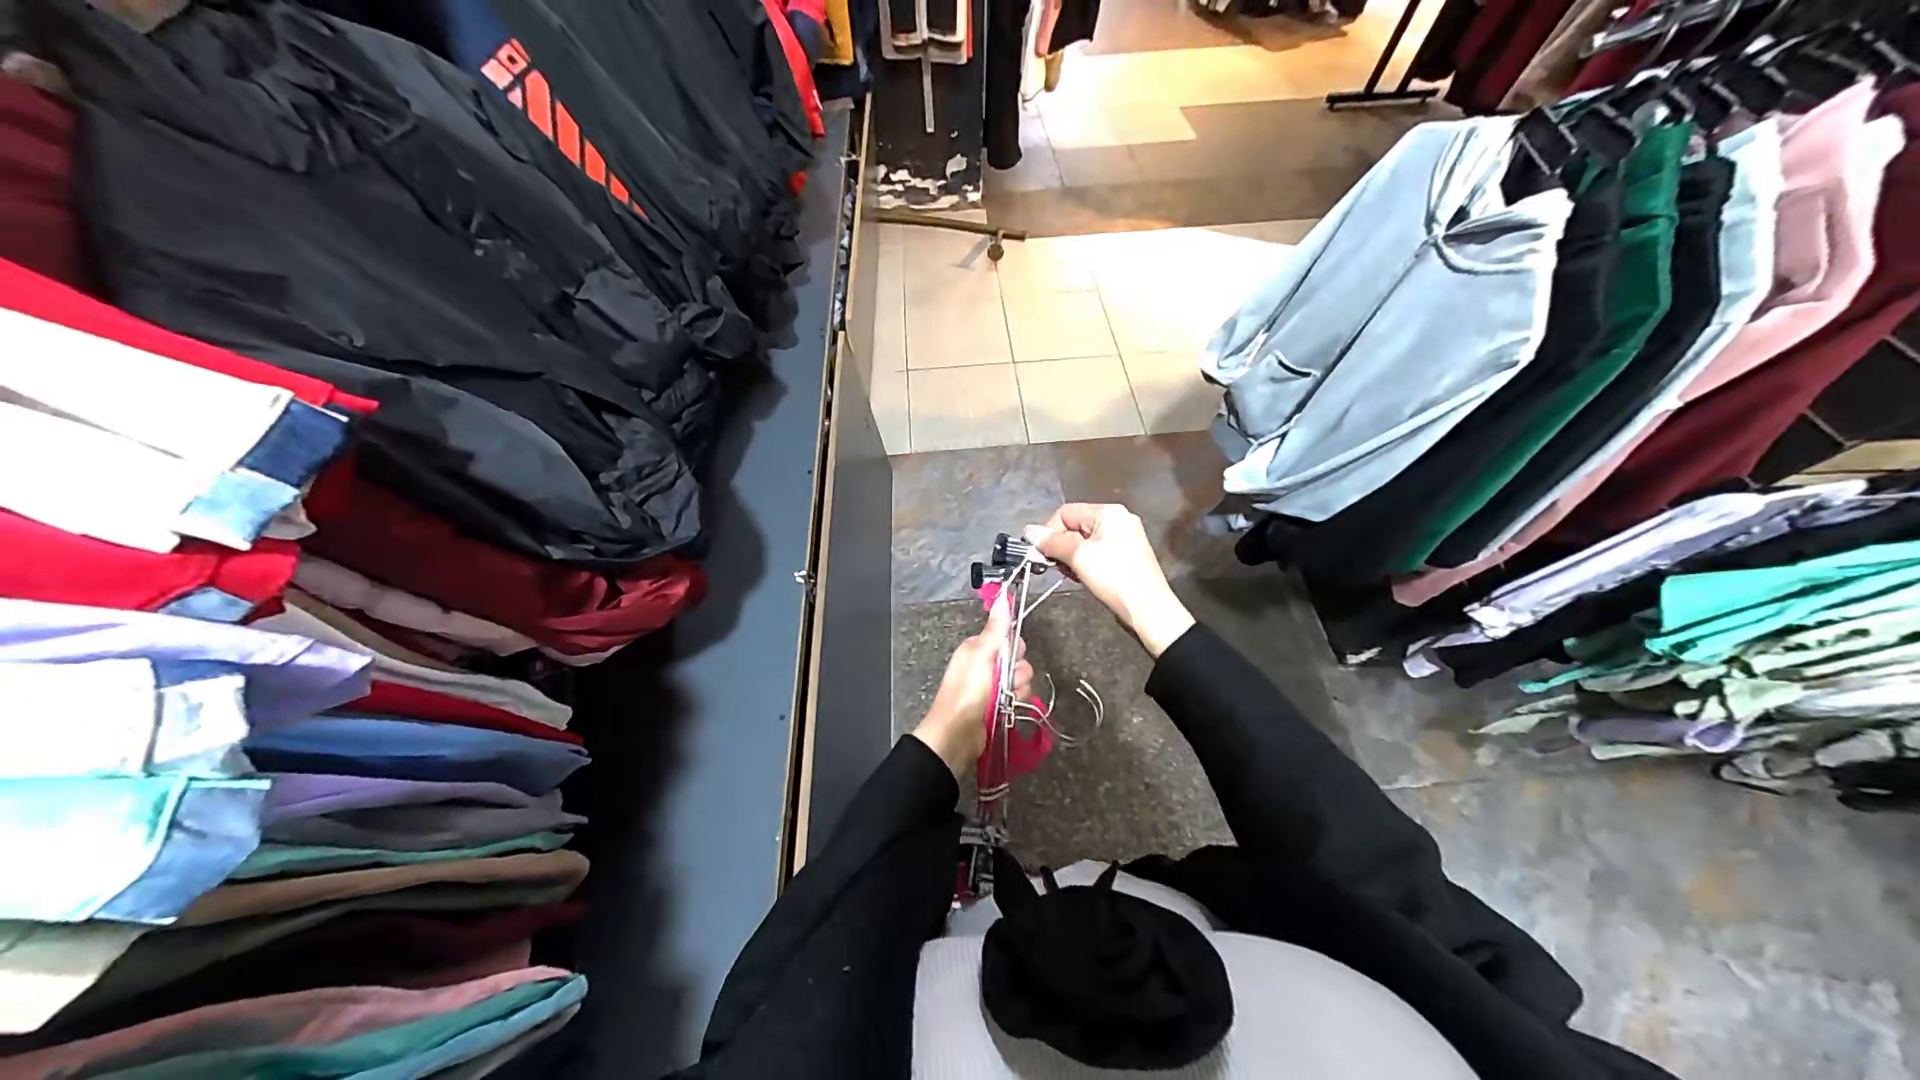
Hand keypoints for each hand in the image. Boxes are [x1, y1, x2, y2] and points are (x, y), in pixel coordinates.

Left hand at [911, 593, 1033, 778]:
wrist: (957, 734)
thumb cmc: (966, 692)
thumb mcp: (981, 655)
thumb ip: (996, 629)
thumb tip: (1003, 597)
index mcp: (977, 648)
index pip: (1006, 637)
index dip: (1013, 647)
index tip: (1011, 655)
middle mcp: (985, 665)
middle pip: (1017, 659)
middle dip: (1018, 670)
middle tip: (1006, 679)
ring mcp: (992, 686)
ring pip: (1021, 678)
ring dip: (1019, 687)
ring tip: (1006, 697)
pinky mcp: (999, 704)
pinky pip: (1019, 696)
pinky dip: (1017, 701)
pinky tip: (1010, 707)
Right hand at [1024, 503, 1194, 657]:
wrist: (1148, 609)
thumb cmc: (1114, 578)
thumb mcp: (1078, 556)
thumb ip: (1052, 541)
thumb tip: (1029, 530)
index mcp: (1109, 512)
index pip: (1066, 512)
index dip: (1050, 531)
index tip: (1043, 554)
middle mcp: (1118, 519)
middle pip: (1075, 526)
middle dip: (1062, 546)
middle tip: (1058, 566)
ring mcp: (1124, 538)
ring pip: (1084, 541)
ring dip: (1072, 557)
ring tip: (1074, 574)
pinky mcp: (1126, 555)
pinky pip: (1097, 552)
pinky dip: (1086, 563)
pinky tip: (1086, 578)